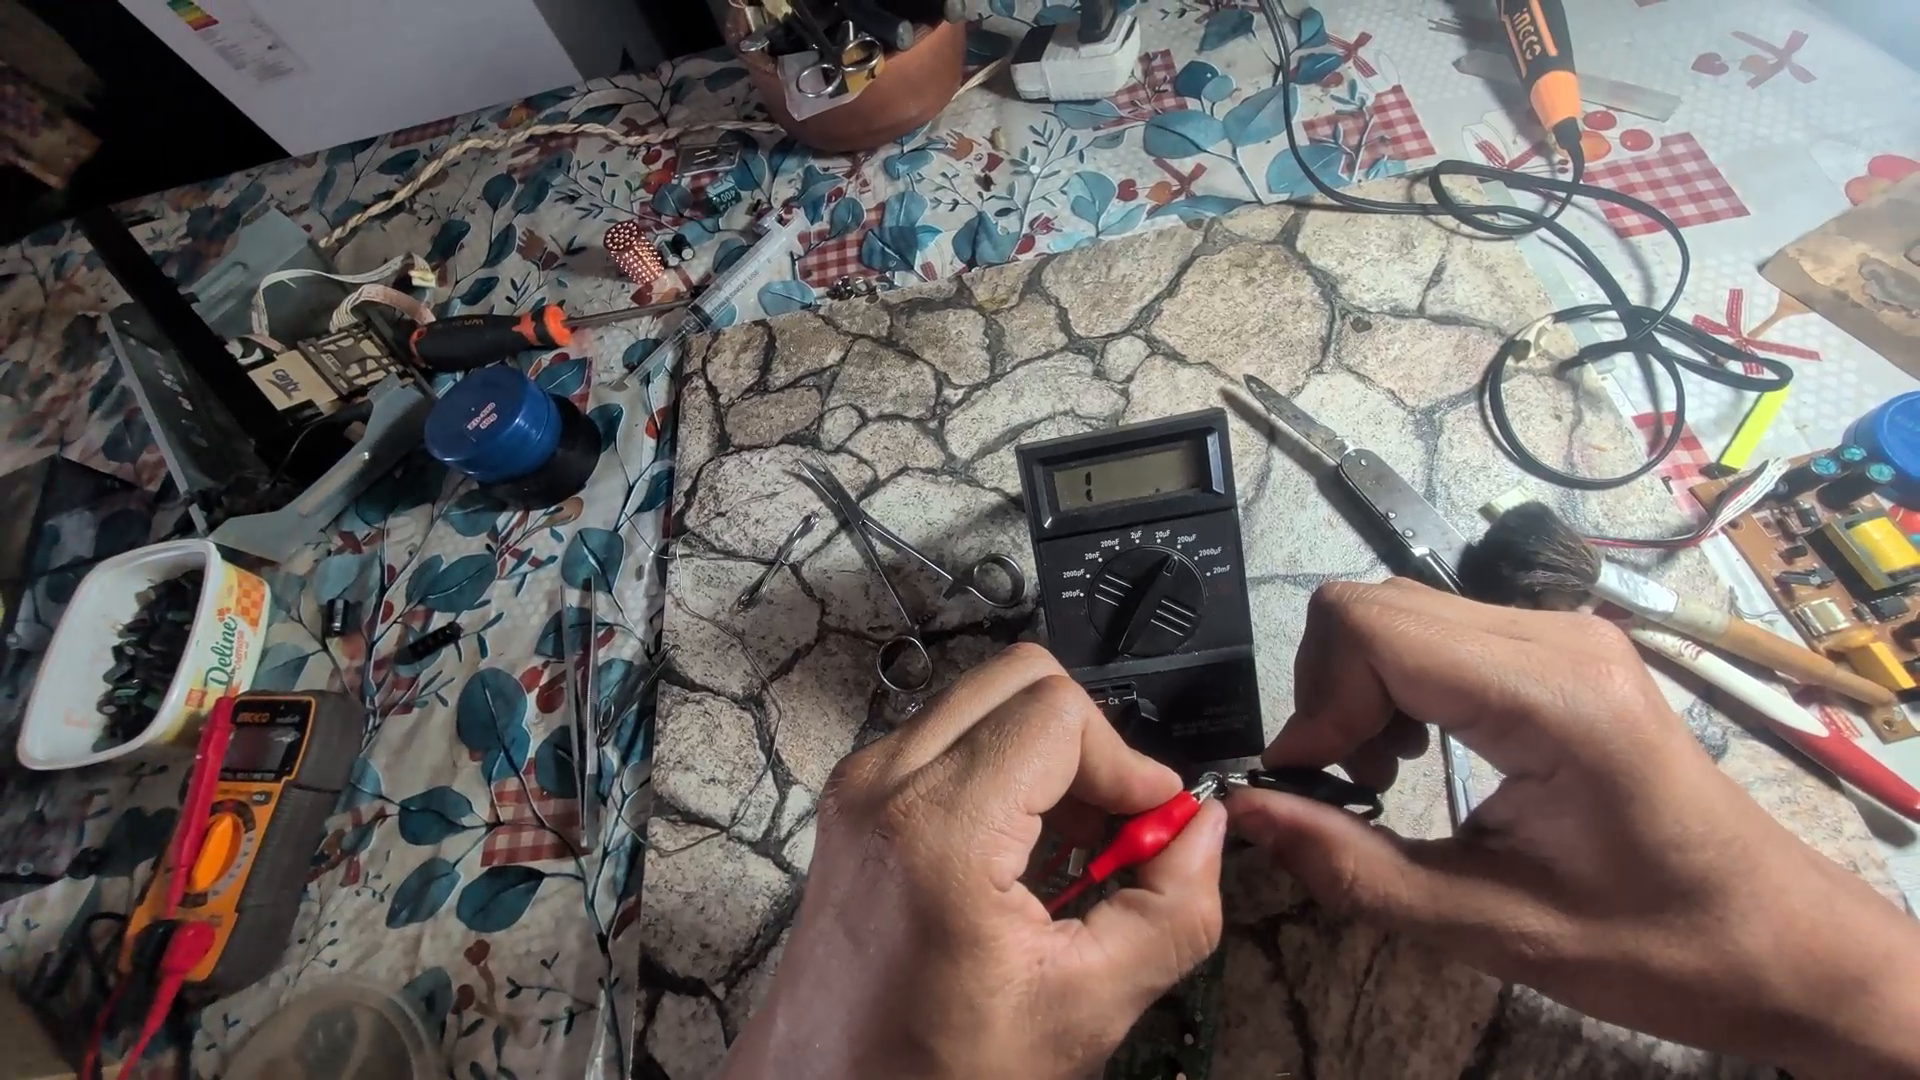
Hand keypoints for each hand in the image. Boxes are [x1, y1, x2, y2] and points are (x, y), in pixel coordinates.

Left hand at [722, 643, 1226, 1079]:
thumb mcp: (1082, 1009)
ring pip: (987, 695)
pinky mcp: (860, 785)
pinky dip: (1006, 759)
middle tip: (1112, 818)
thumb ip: (1170, 913)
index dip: (1123, 757)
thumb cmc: (940, 1069)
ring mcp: (864, 774)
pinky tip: (1021, 836)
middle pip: (1021, 676)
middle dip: (1087, 738)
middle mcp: (887, 776)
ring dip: (1047, 747)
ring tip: (1069, 836)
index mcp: (938, 827)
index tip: (1151, 819)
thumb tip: (1202, 827)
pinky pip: (953, 727)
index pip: (1055, 712)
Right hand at [1227, 580, 1919, 1078]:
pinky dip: (1384, 678)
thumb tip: (1245, 811)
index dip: (1316, 701)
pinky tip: (1416, 739)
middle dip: (1327, 692)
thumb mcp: (1493, 929)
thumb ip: (1354, 868)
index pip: (1373, 632)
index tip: (1310, 779)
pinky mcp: (1545, 641)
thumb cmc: (1660, 947)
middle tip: (1351, 773)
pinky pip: (1419, 625)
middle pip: (1366, 608)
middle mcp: (1551, 636)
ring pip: (1385, 609)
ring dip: (1352, 685)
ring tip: (1385, 762)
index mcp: (1553, 697)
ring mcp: (1552, 629)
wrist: (1793, 943)